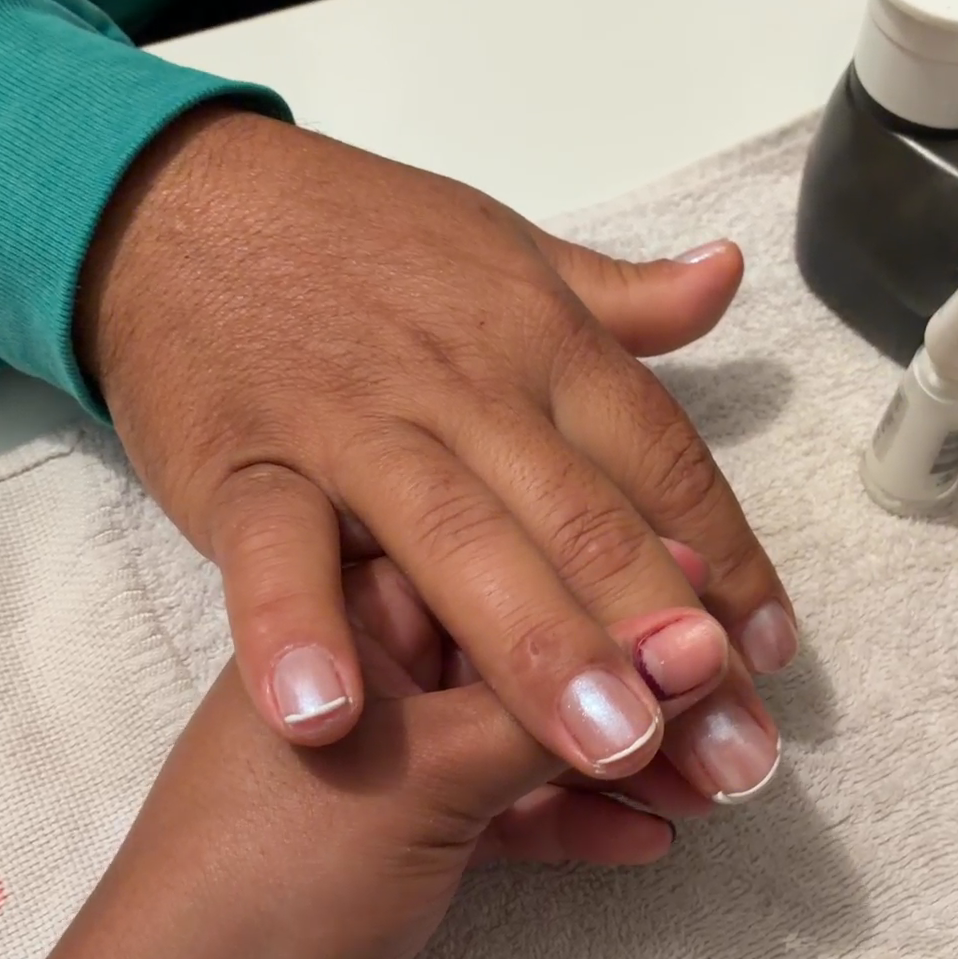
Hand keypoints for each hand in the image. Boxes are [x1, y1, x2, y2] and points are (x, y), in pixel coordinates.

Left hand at [0, 575, 736, 958]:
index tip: (702, 599)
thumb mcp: (431, 771)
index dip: (607, 581)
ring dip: (618, 762)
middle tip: (723, 699)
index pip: (506, 560)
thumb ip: (562, 708)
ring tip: (708, 783)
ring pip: (533, 731)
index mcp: (360, 605)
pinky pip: (514, 801)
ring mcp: (405, 743)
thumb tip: (693, 647)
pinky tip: (649, 837)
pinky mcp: (419, 819)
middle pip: (534, 650)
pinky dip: (574, 820)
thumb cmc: (282, 871)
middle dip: (631, 685)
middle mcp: (386, 661)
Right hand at [77, 105, 792, 796]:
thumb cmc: (368, 239)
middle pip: (584, 518)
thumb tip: (728, 274)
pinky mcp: (244, 463)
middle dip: (663, 637)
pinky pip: (278, 551)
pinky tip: (332, 722)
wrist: (185, 206)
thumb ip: (625, 296)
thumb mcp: (515, 253)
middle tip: (733, 750)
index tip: (772, 647)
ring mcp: (354, 427)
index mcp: (543, 339)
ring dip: (535, 649)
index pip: (663, 458)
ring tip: (608, 751)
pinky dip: (297, 629)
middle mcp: (465, 386)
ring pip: (460, 542)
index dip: (729, 557)